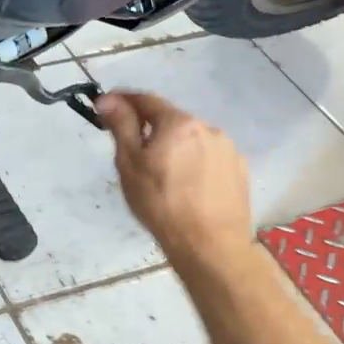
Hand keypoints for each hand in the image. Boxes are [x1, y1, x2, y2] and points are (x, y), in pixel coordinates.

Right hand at [96, 91, 253, 272]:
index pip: (146, 99)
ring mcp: (228, 149)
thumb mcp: (129, 163)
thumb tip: (108, 99)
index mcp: (178, 123)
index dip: (123, 100)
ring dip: (172, 143)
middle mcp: (208, 128)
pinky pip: (207, 155)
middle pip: (170, 118)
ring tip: (159, 170)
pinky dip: (191, 159)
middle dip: (147, 126)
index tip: (105, 108)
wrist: (210, 245)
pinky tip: (184, 182)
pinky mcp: (239, 170)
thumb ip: (121, 126)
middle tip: (128, 148)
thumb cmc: (160, 202)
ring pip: (190, 137)